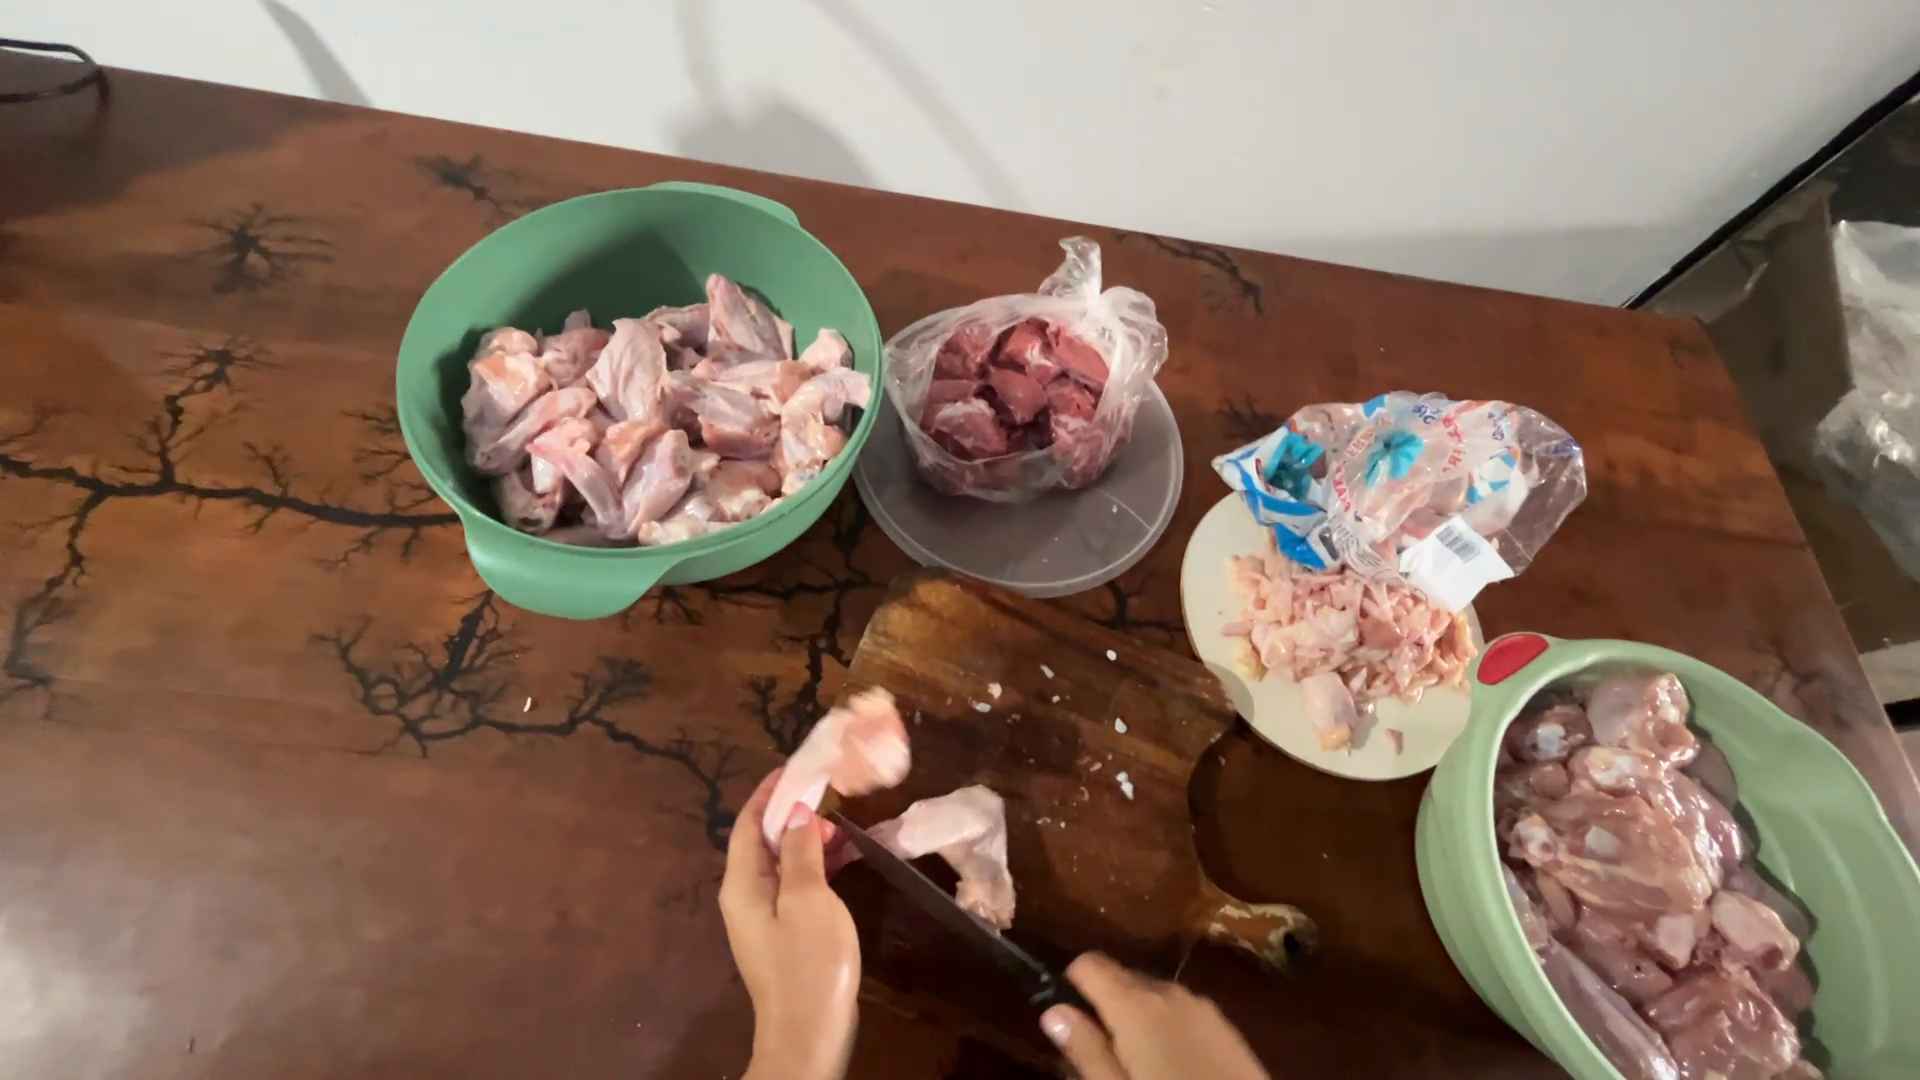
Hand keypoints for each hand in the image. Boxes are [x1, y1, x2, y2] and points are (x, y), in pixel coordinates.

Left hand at [722, 768, 860, 1079]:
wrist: (808, 1037)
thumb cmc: (807, 962)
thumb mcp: (807, 898)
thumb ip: (800, 850)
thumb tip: (796, 810)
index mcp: (743, 883)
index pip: (748, 823)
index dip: (769, 792)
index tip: (796, 767)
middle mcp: (747, 895)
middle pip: (764, 838)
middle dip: (793, 810)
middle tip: (828, 788)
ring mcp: (766, 915)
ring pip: (784, 859)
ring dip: (809, 836)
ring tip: (842, 818)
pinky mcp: (786, 930)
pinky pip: (797, 881)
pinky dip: (817, 862)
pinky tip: (847, 853)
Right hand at [1040, 953, 1268, 1079]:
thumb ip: (1085, 1050)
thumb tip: (1053, 1011)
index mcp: (1135, 1004)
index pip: (1089, 963)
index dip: (1071, 985)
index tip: (1068, 1020)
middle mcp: (1167, 992)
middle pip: (1121, 977)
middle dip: (1104, 1005)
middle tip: (1100, 1054)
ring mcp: (1201, 1007)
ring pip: (1152, 995)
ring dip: (1136, 1017)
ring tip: (1136, 1066)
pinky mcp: (1226, 1028)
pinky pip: (1181, 1012)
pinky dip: (1166, 1027)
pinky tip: (1173, 1070)